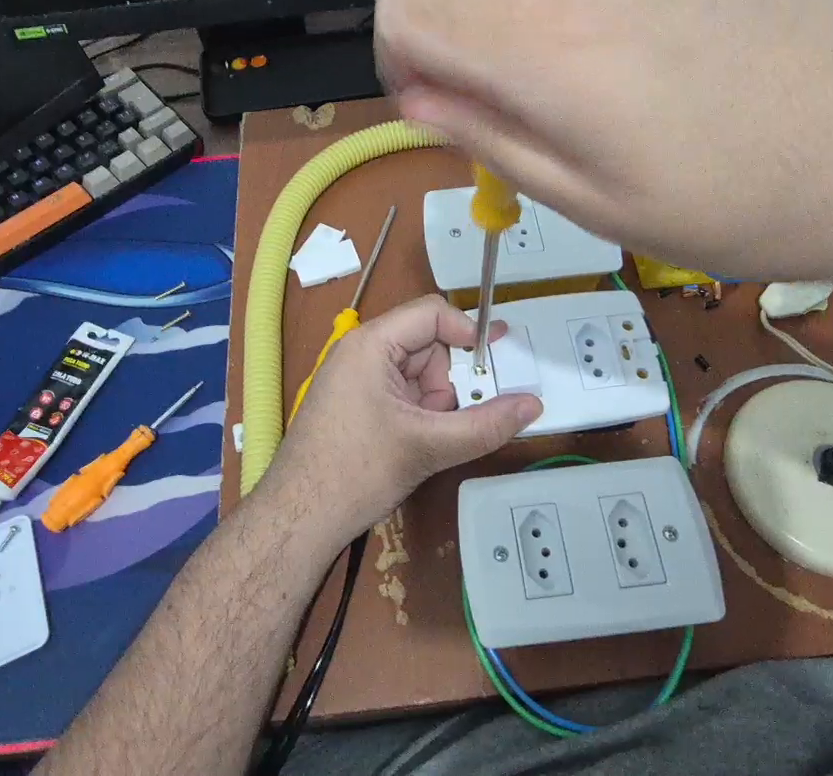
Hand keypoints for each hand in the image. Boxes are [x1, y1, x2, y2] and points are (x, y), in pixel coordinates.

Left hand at [264, 295, 541, 542]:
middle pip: (429, 346)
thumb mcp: (428, 446)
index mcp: (371, 345)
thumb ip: (486, 425)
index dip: (467, 332)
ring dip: (438, 404)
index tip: (494, 365)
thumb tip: (533, 404)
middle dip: (452, 381)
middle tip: (459, 417)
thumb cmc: (354, 472)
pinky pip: (405, 396)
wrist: (299, 519)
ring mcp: (359, 380)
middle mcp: (363, 353)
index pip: (431, 312)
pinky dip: (423, 416)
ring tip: (430, 440)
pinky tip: (421, 445)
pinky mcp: (360, 406)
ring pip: (420, 375)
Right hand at [374, 0, 832, 284]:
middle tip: (478, 96)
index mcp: (540, 38)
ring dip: (489, 0)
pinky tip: (627, 54)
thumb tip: (421, 97)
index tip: (435, 111)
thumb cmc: (756, 200)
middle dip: (429, 20)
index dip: (393, 60)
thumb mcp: (603, 206)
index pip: (401, 0)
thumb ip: (493, 139)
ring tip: (548, 81)